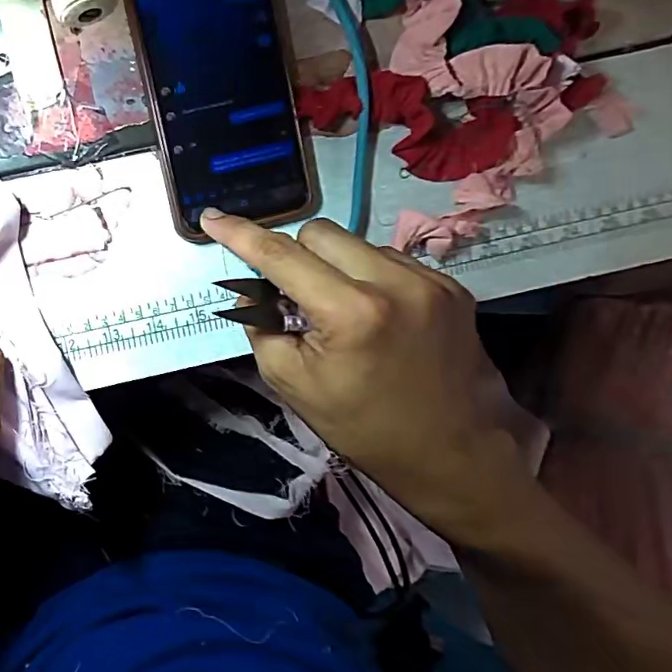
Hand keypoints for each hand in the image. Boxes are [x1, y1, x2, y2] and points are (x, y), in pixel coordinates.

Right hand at [199, 209, 535, 549]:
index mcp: (351, 313)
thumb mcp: (295, 386)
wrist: (459, 453)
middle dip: (296, 256)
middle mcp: (394, 282)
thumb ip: (262, 328)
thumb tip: (253, 287)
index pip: (281, 256)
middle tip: (295, 297)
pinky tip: (378, 315)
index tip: (212, 217)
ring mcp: (429, 279)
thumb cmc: (367, 429)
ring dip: (335, 266)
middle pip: (320, 233)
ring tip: (343, 313)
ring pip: (357, 243)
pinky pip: (391, 259)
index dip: (241, 234)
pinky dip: (370, 277)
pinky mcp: (451, 285)